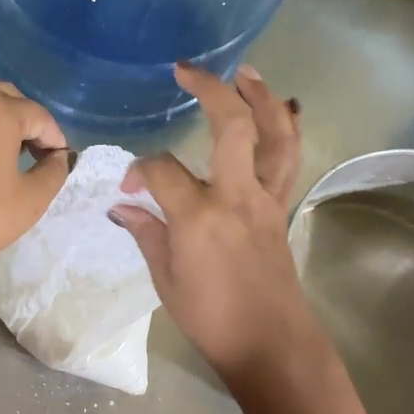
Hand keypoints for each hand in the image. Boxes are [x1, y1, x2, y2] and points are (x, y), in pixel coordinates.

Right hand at [110, 63, 312, 379]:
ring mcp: (265, 199)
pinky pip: (288, 159)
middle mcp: (236, 196)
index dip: (138, 170)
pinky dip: (287, 128)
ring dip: (261, 97)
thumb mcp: (165, 278)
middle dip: (210, 90)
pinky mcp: (281, 207)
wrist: (269, 342)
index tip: (128, 188)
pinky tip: (283, 108)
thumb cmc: (210, 317)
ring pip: (275, 135)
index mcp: (198, 217)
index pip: (161, 169)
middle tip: (187, 71)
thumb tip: (125, 206)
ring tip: (245, 72)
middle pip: (231, 127)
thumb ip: (147, 232)